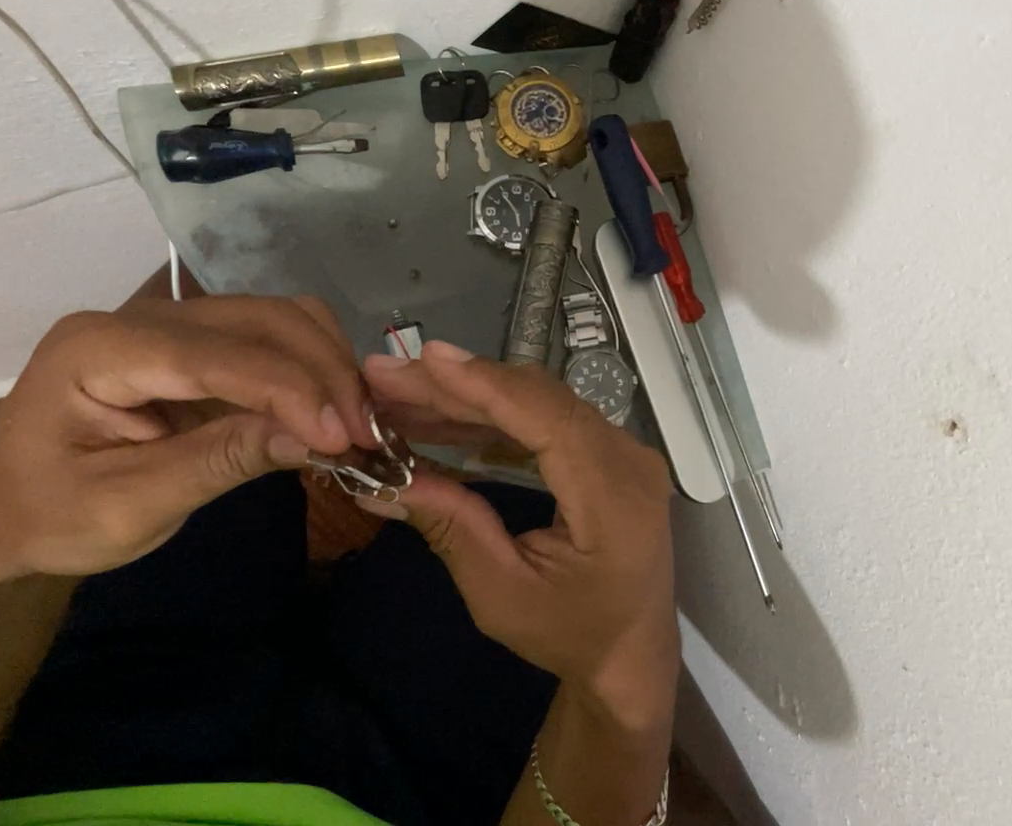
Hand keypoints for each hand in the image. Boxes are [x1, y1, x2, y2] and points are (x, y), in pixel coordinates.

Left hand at [0, 297, 375, 589]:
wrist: (6, 519)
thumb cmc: (48, 520)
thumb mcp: (128, 506)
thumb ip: (221, 461)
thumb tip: (319, 440)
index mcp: (100, 349)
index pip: (220, 354)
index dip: (292, 390)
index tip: (346, 437)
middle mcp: (144, 317)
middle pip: (265, 319)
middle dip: (326, 373)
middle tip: (367, 433)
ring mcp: (178, 323)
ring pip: (284, 319)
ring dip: (331, 366)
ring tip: (358, 423)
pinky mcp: (207, 342)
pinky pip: (280, 338)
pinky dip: (318, 369)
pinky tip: (334, 408)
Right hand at [362, 342, 678, 727]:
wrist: (630, 652)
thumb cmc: (571, 634)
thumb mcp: (502, 594)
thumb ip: (453, 527)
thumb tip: (381, 480)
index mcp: (614, 498)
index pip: (548, 420)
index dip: (487, 386)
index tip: (428, 359)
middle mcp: (629, 460)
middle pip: (541, 402)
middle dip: (462, 387)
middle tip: (388, 375)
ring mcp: (625, 453)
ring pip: (543, 406)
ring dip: (474, 399)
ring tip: (402, 395)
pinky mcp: (611, 455)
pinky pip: (552, 422)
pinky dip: (498, 418)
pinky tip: (447, 418)